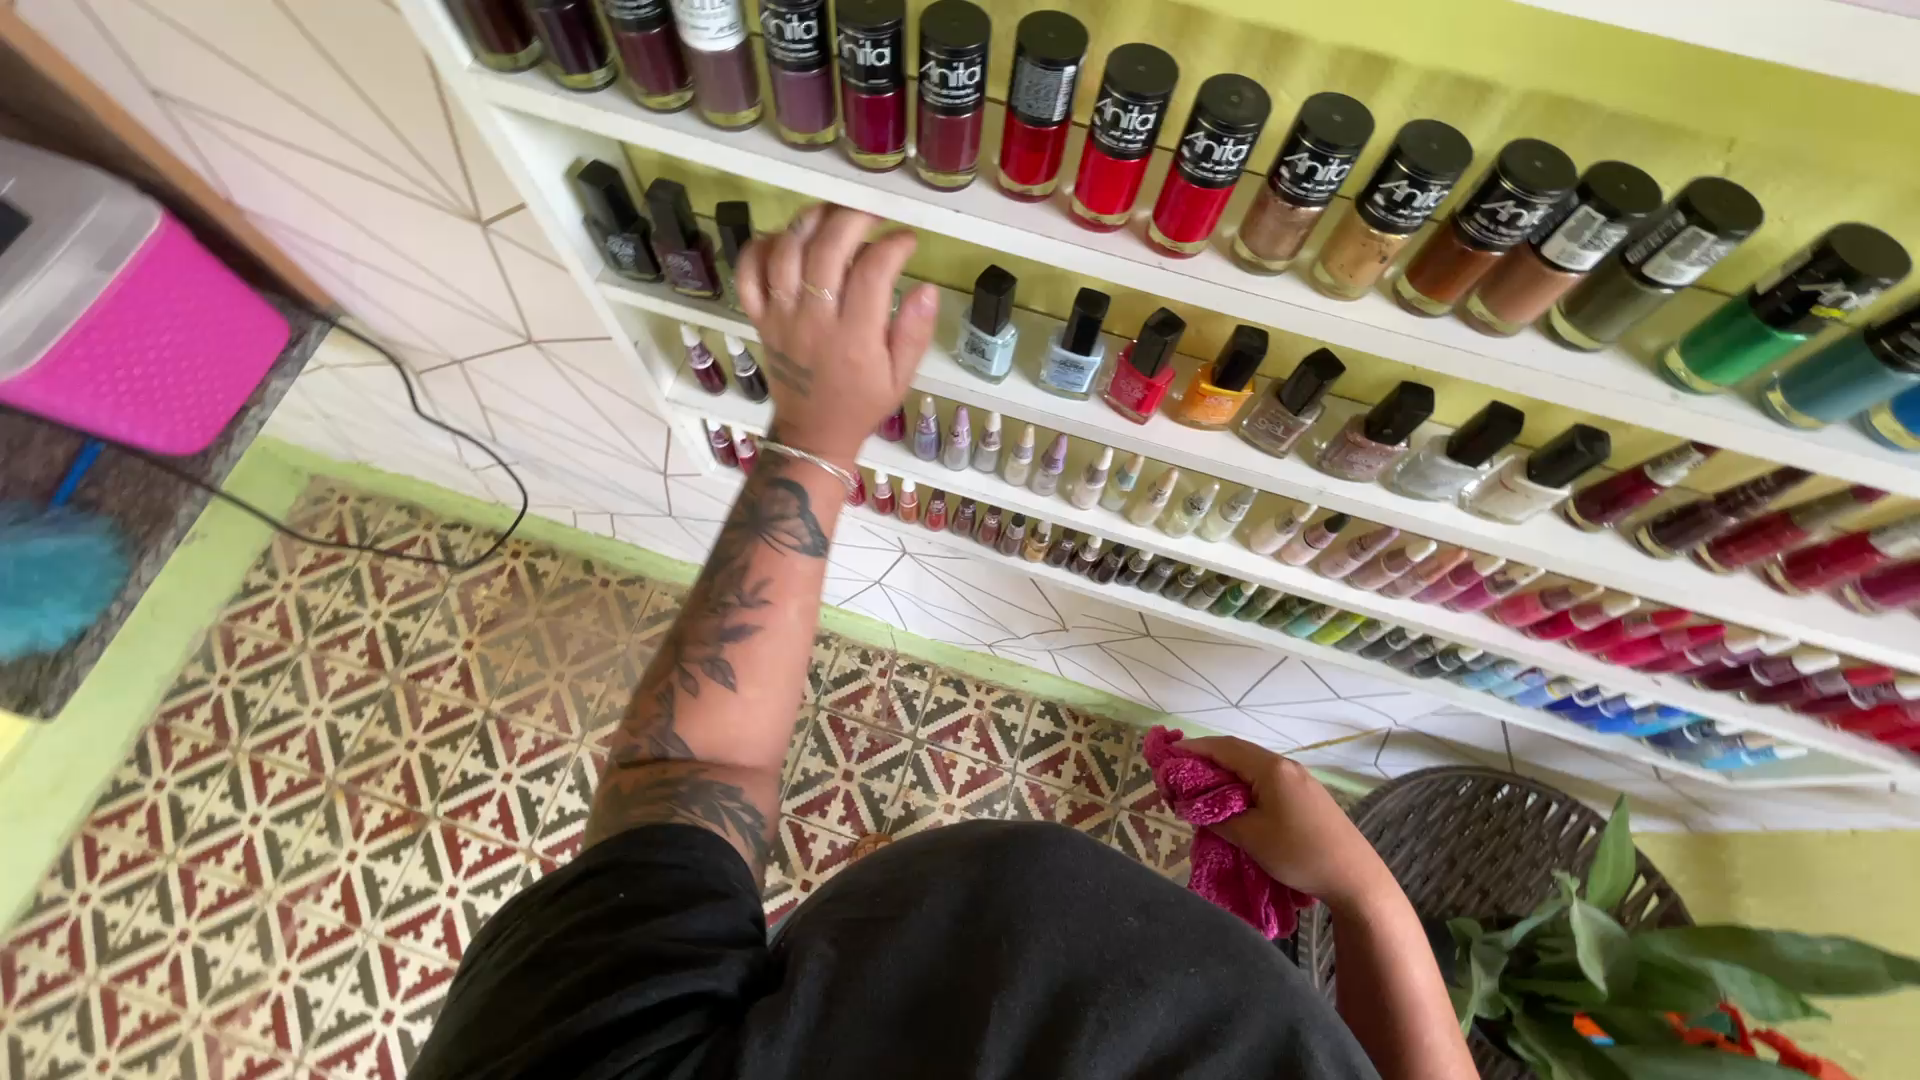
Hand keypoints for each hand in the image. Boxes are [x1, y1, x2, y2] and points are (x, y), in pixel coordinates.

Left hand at [735, 204, 938, 465]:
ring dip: (810, 221)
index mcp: (855, 338)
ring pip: (787, 251)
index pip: (873, 272)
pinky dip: (762, 246)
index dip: (893, 245)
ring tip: (832, 214)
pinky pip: (749, 273)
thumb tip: (926, 288)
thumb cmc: (861, 404)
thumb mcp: (901, 378)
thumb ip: (914, 333)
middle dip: (853, 218)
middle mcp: (814, 321)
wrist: (813, 432)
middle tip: (871, 214)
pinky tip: (786, 239)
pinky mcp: (759, 319)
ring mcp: (781, 317)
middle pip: (827, 248)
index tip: (907, 240)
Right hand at [1179, 736, 1397, 910]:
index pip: (1222, 748)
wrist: (1357, 879)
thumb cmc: (1301, 854)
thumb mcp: (1251, 837)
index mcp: (1270, 769)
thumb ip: (1216, 817)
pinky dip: (1240, 781)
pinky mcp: (1305, 794)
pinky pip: (1263, 777)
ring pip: (1250, 765)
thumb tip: (1190, 805)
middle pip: (1236, 751)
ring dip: (1223, 770)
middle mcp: (1284, 765)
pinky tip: (1231, 799)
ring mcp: (1298, 778)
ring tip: (1199, 787)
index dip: (1192, 749)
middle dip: (1205, 758)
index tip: (1167, 754)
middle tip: (1178, 772)